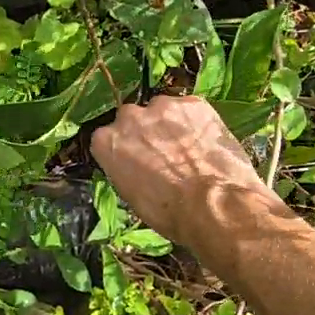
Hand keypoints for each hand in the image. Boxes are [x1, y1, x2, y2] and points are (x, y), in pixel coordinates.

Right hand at [90, 96, 280, 257]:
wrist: (209, 203)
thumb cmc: (164, 210)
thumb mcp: (130, 193)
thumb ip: (125, 167)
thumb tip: (136, 165)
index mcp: (105, 140)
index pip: (108, 138)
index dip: (124, 149)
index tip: (135, 160)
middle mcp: (129, 117)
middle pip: (133, 118)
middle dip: (144, 132)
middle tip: (162, 154)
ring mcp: (162, 107)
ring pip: (163, 111)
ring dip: (170, 125)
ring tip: (188, 148)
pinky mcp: (194, 104)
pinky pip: (191, 110)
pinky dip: (197, 122)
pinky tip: (206, 142)